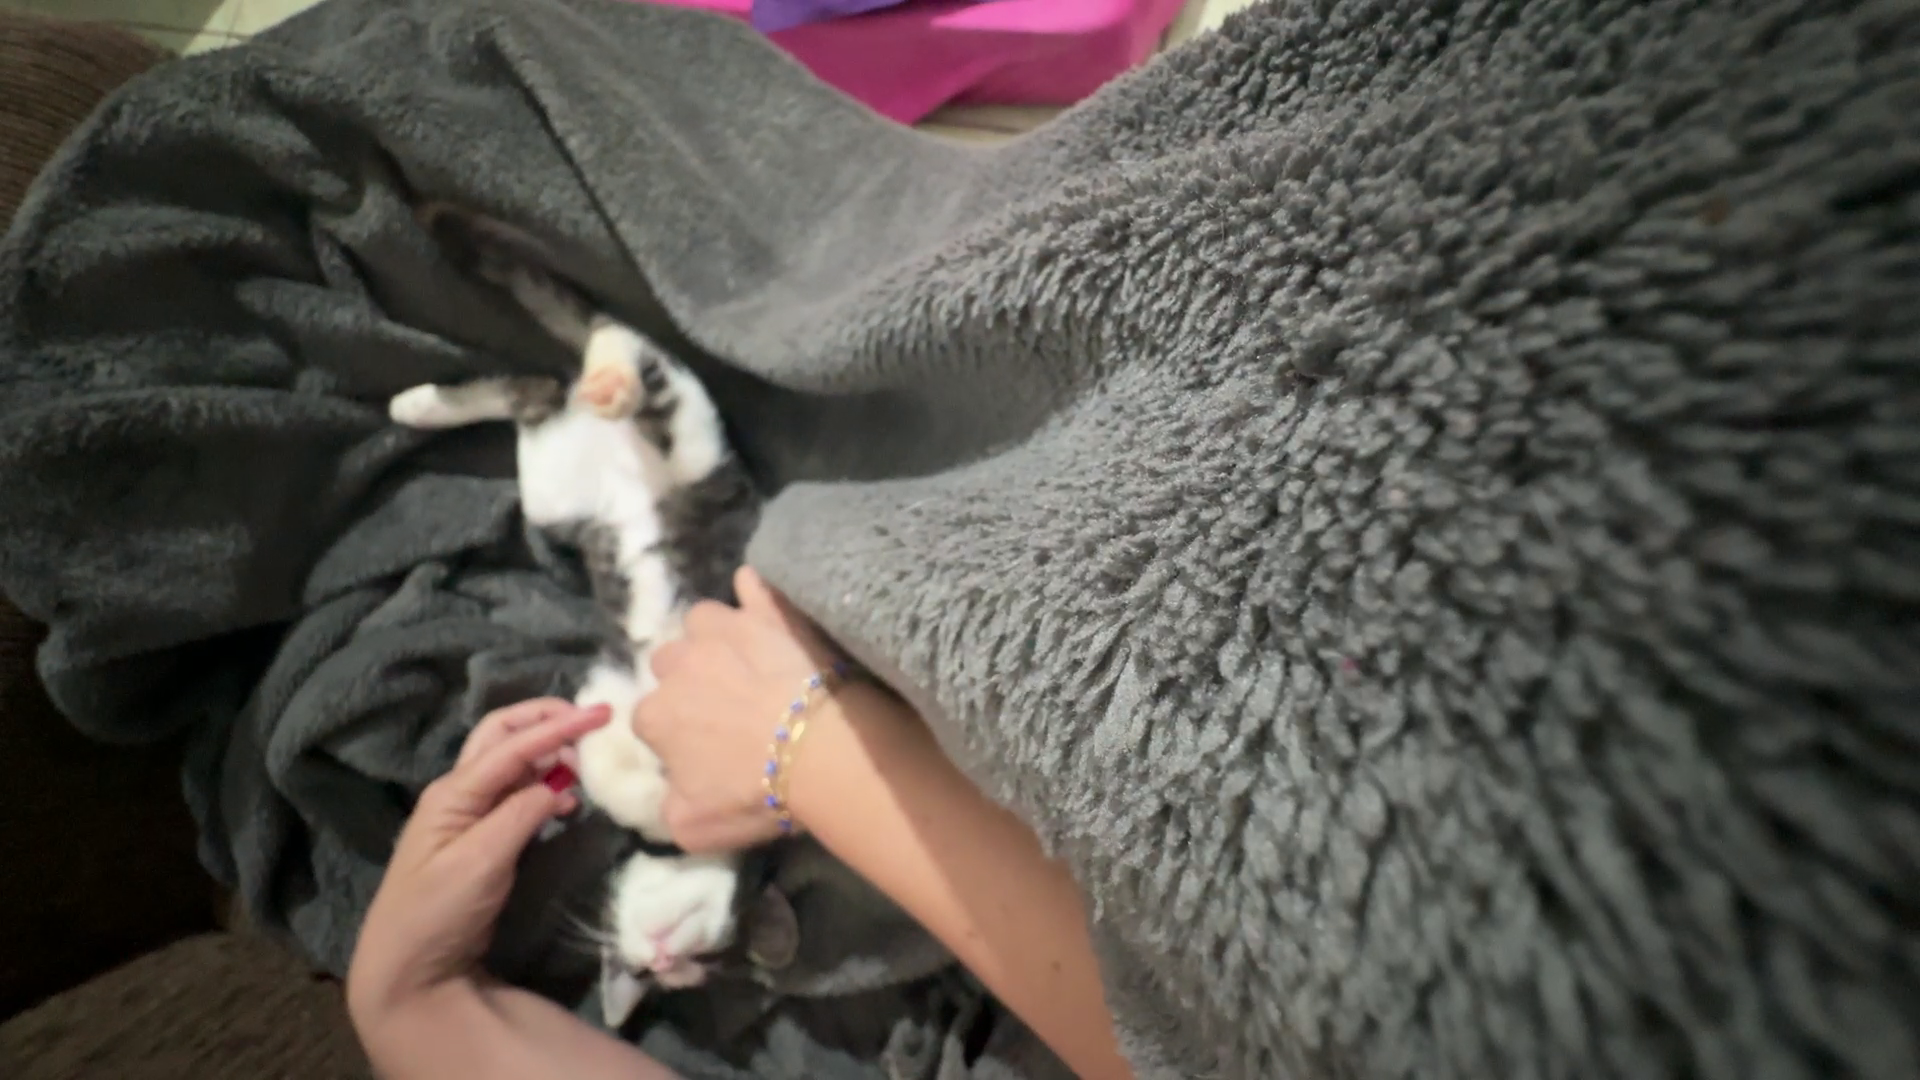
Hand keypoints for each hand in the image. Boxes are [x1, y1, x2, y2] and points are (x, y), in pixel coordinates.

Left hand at [347, 699, 610, 1032]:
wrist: (407, 974)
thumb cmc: (436, 914)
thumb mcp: (480, 862)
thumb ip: (521, 813)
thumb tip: (561, 784)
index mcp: (454, 792)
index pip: (515, 744)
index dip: (561, 725)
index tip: (603, 712)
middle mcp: (462, 790)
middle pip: (506, 733)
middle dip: (548, 719)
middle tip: (592, 721)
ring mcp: (474, 810)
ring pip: (518, 759)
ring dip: (554, 750)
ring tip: (589, 761)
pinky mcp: (489, 831)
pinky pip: (525, 789)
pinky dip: (552, 783)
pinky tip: (571, 800)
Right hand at [635, 567, 842, 852]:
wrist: (822, 749)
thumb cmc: (758, 792)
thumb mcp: (694, 828)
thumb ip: (667, 802)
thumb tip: (670, 784)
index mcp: (656, 715)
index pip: (651, 718)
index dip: (677, 731)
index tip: (706, 745)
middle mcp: (679, 664)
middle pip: (670, 663)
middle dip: (690, 680)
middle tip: (728, 703)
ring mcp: (724, 629)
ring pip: (701, 620)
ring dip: (715, 637)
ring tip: (746, 658)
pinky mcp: (769, 610)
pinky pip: (752, 583)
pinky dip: (755, 591)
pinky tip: (763, 598)